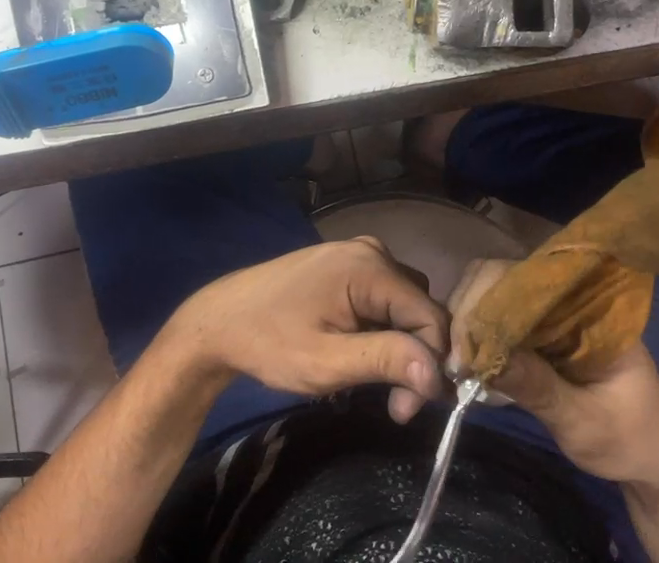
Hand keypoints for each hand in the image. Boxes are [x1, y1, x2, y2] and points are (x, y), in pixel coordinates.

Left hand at [163, 237, 449, 422]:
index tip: (406, 408)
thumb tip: (438, 373)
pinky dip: (385, 328)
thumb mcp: (326, 363)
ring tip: (376, 382)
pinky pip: (386, 297)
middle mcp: (371, 250)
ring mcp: (358, 253)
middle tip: (393, 403)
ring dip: (402, 345)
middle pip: (421, 308)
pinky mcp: (347, 265)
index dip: (431, 366)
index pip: (431, 317)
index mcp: (369, 267)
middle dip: (417, 358)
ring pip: (406, 304)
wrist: (220, 321)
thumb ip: (385, 361)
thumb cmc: (269, 344)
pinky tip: (363, 353)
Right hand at [448, 259, 658, 487]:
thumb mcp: (586, 422)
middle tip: (454, 359)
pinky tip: (466, 365)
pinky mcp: (539, 334)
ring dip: (468, 322)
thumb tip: (482, 354)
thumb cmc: (631, 441)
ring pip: (492, 295)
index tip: (465, 346)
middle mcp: (567, 297)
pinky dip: (476, 337)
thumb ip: (538, 387)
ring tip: (456, 364)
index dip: (488, 300)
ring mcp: (551, 314)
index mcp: (591, 305)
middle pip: (501, 276)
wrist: (656, 465)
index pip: (527, 276)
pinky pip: (497, 320)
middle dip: (469, 310)